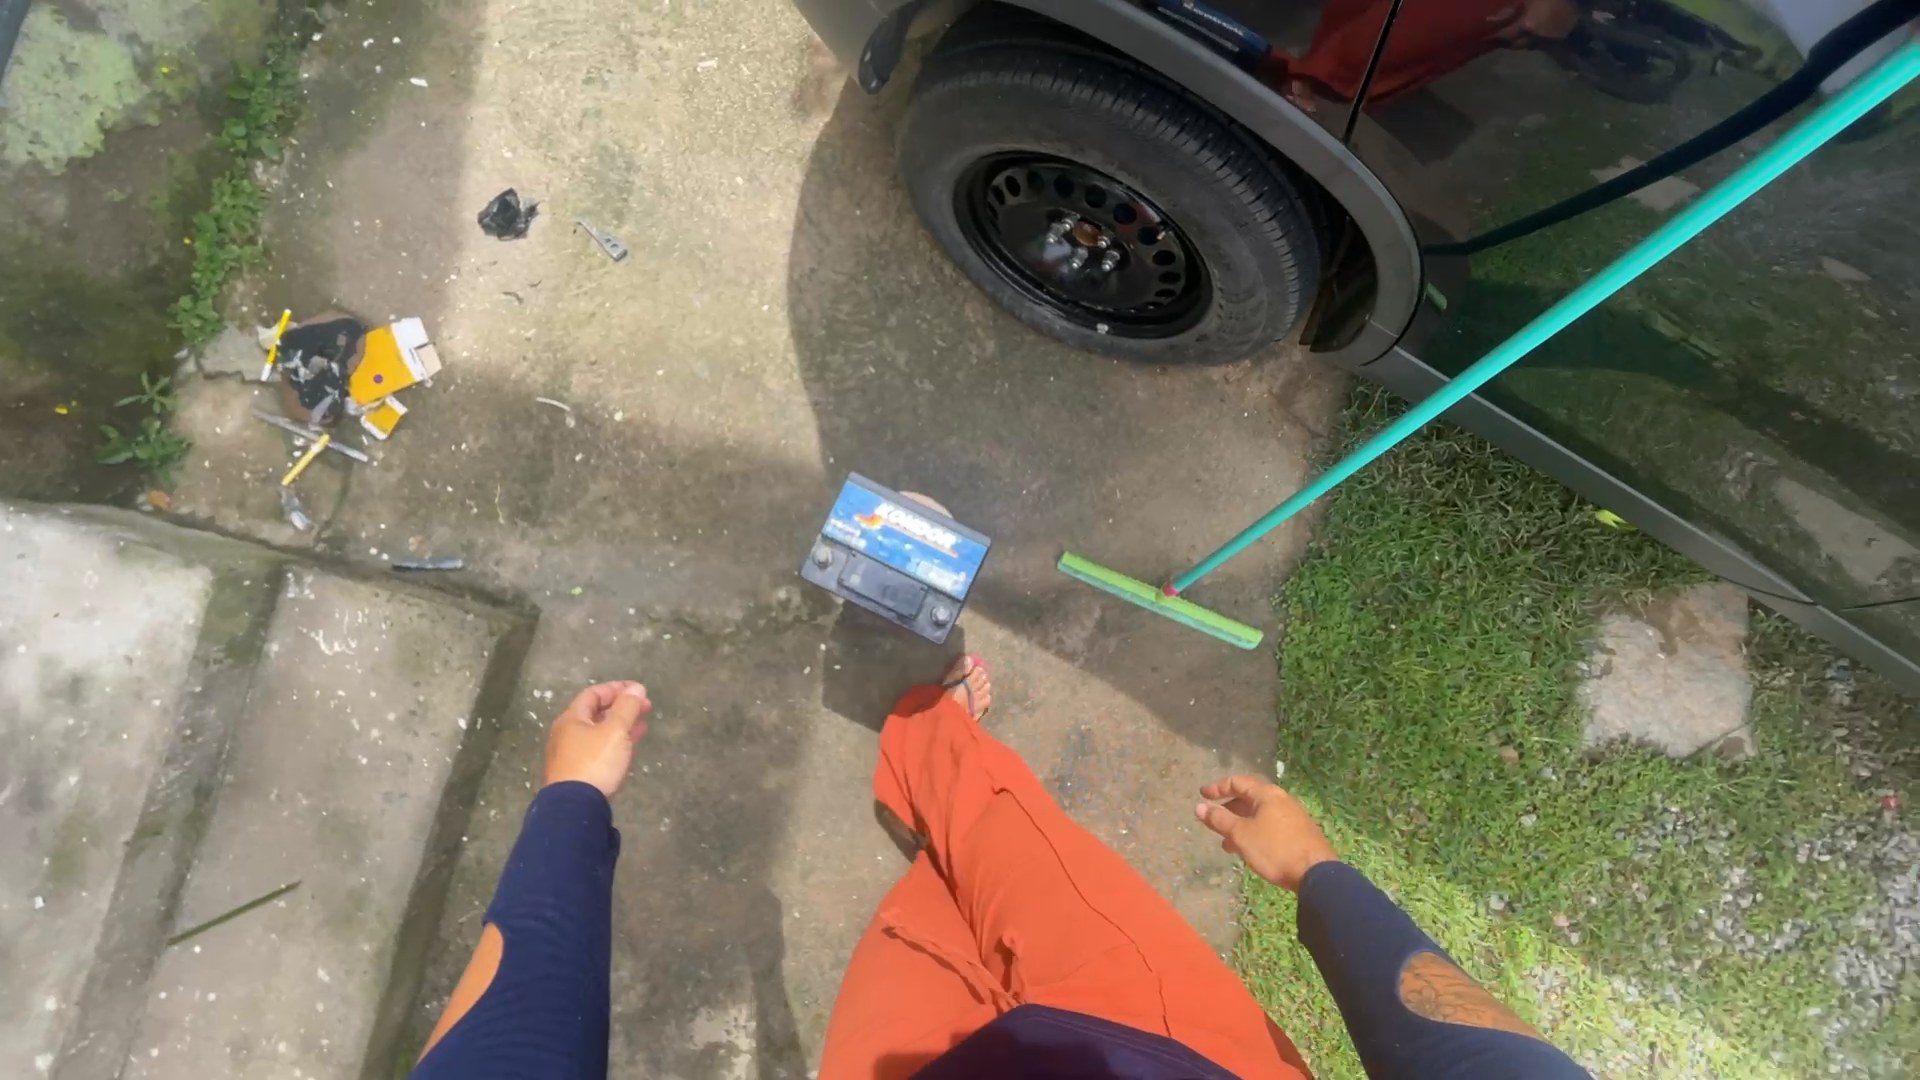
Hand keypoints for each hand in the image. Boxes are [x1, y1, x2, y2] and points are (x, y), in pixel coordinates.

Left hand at [544, 682, 650, 797]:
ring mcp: (571, 754)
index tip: (638, 690)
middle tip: (645, 706)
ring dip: (621, 725)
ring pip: (599, 732)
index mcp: (571, 719)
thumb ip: (627, 707)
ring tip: (643, 724)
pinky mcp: (578, 772)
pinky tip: (630, 746)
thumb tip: (636, 688)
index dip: (616, 688)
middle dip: (622, 707)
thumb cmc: (595, 762)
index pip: (593, 694)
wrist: (575, 807)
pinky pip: (599, 748)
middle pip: (596, 713)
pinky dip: (615, 742)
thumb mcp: (615, 730)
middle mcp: (567, 734)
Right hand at [1195, 775, 1336, 891]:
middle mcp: (1281, 800)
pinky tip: (1251, 850)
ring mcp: (1293, 816)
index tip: (1202, 796)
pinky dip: (1255, 832)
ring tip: (1228, 844)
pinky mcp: (1300, 833)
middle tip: (1214, 822)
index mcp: (1266, 794)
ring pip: (1260, 815)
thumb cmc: (1275, 849)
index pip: (1237, 782)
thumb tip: (1199, 807)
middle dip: (1229, 810)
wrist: (1318, 875)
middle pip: (1249, 798)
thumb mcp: (1241, 834)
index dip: (1217, 788)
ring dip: (1241, 825)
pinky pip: (1271, 826)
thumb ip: (1219, 819)